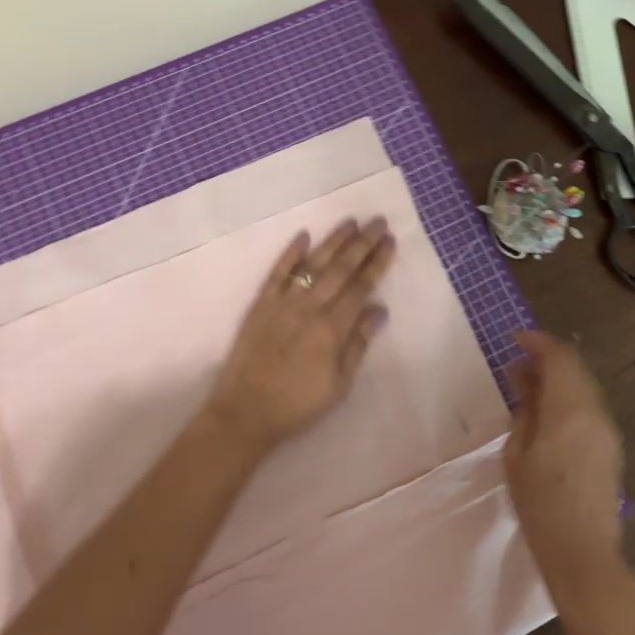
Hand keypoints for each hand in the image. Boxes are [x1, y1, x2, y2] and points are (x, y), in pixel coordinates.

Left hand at [204, 218, 394, 452]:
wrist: (245, 413)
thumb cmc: (298, 405)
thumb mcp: (339, 384)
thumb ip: (358, 344)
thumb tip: (379, 309)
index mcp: (332, 329)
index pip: (361, 287)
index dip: (377, 263)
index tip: (390, 241)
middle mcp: (310, 308)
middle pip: (341, 269)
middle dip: (362, 243)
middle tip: (378, 221)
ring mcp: (283, 303)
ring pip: (313, 264)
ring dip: (333, 241)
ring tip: (350, 221)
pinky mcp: (260, 304)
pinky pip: (278, 273)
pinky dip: (291, 253)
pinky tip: (304, 235)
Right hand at [504, 331, 626, 591]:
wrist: (583, 553)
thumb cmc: (540, 504)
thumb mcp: (517, 454)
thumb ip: (524, 410)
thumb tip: (524, 378)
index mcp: (570, 410)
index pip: (558, 357)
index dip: (536, 341)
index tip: (514, 339)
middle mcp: (595, 412)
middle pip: (575, 368)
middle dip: (547, 359)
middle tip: (518, 365)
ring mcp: (607, 430)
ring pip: (584, 387)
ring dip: (559, 379)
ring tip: (529, 389)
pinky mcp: (611, 447)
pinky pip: (589, 407)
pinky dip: (569, 398)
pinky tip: (548, 414)